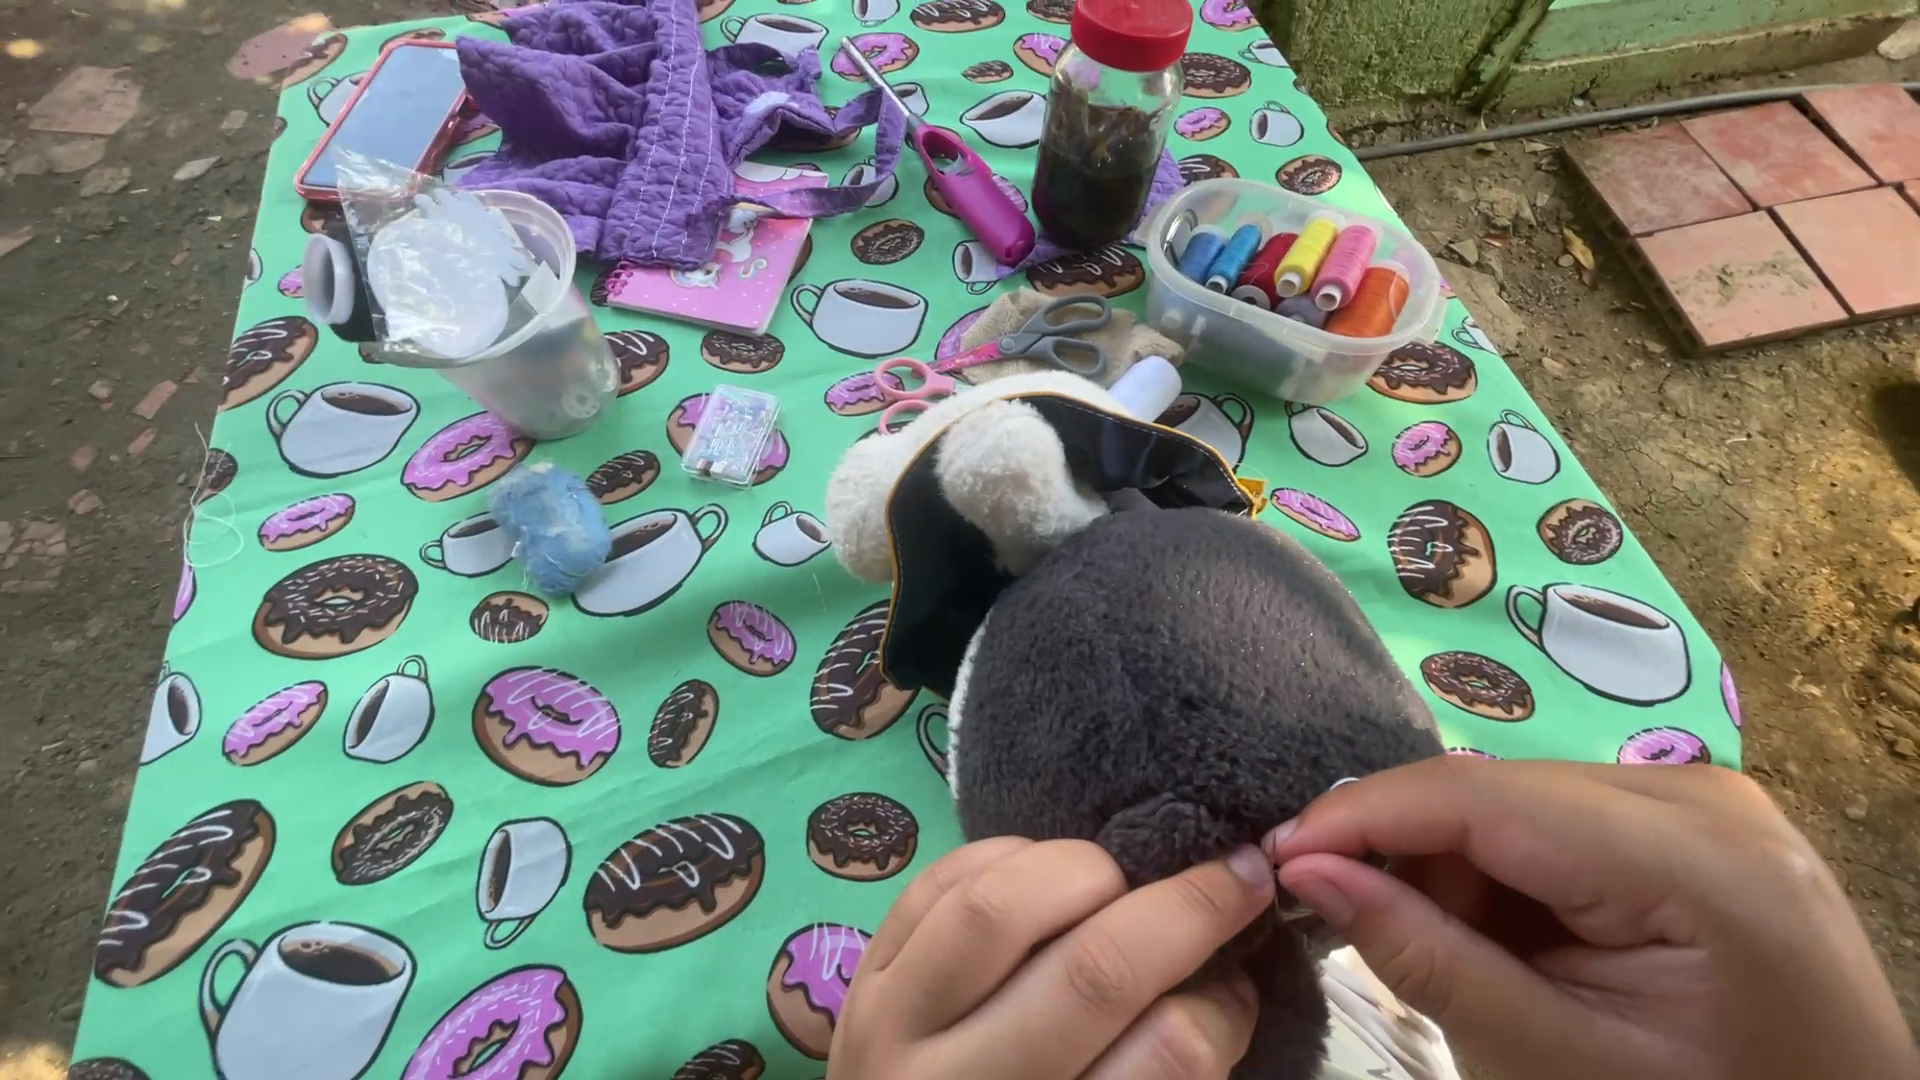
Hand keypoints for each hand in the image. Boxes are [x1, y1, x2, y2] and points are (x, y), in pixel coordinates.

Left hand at [829, 837, 1271, 1078]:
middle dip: (1180, 910)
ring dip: (1082, 871)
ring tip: (1123, 876)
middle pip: (1087, 975)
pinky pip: (938, 882)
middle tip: (1234, 874)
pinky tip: (1041, 864)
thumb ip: (1154, 1068)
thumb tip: (1221, 977)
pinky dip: (1003, 855)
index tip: (1247, 971)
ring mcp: (892, 1020)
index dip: (1220, 1010)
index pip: (1159, 1065)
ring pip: (998, 908)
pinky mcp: (864, 970)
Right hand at [1264, 757, 1919, 1079]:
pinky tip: (1516, 932)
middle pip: (1487, 793)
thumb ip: (1418, 955)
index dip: (1362, 814)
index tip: (1279, 852)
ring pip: (1499, 798)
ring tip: (1475, 953)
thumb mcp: (1544, 1062)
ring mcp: (1693, 794)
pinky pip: (1537, 813)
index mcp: (1699, 861)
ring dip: (1451, 867)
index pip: (1478, 797)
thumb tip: (1299, 866)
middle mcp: (1699, 794)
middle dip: (1410, 855)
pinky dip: (1495, 869)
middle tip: (1376, 928)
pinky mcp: (1675, 809)